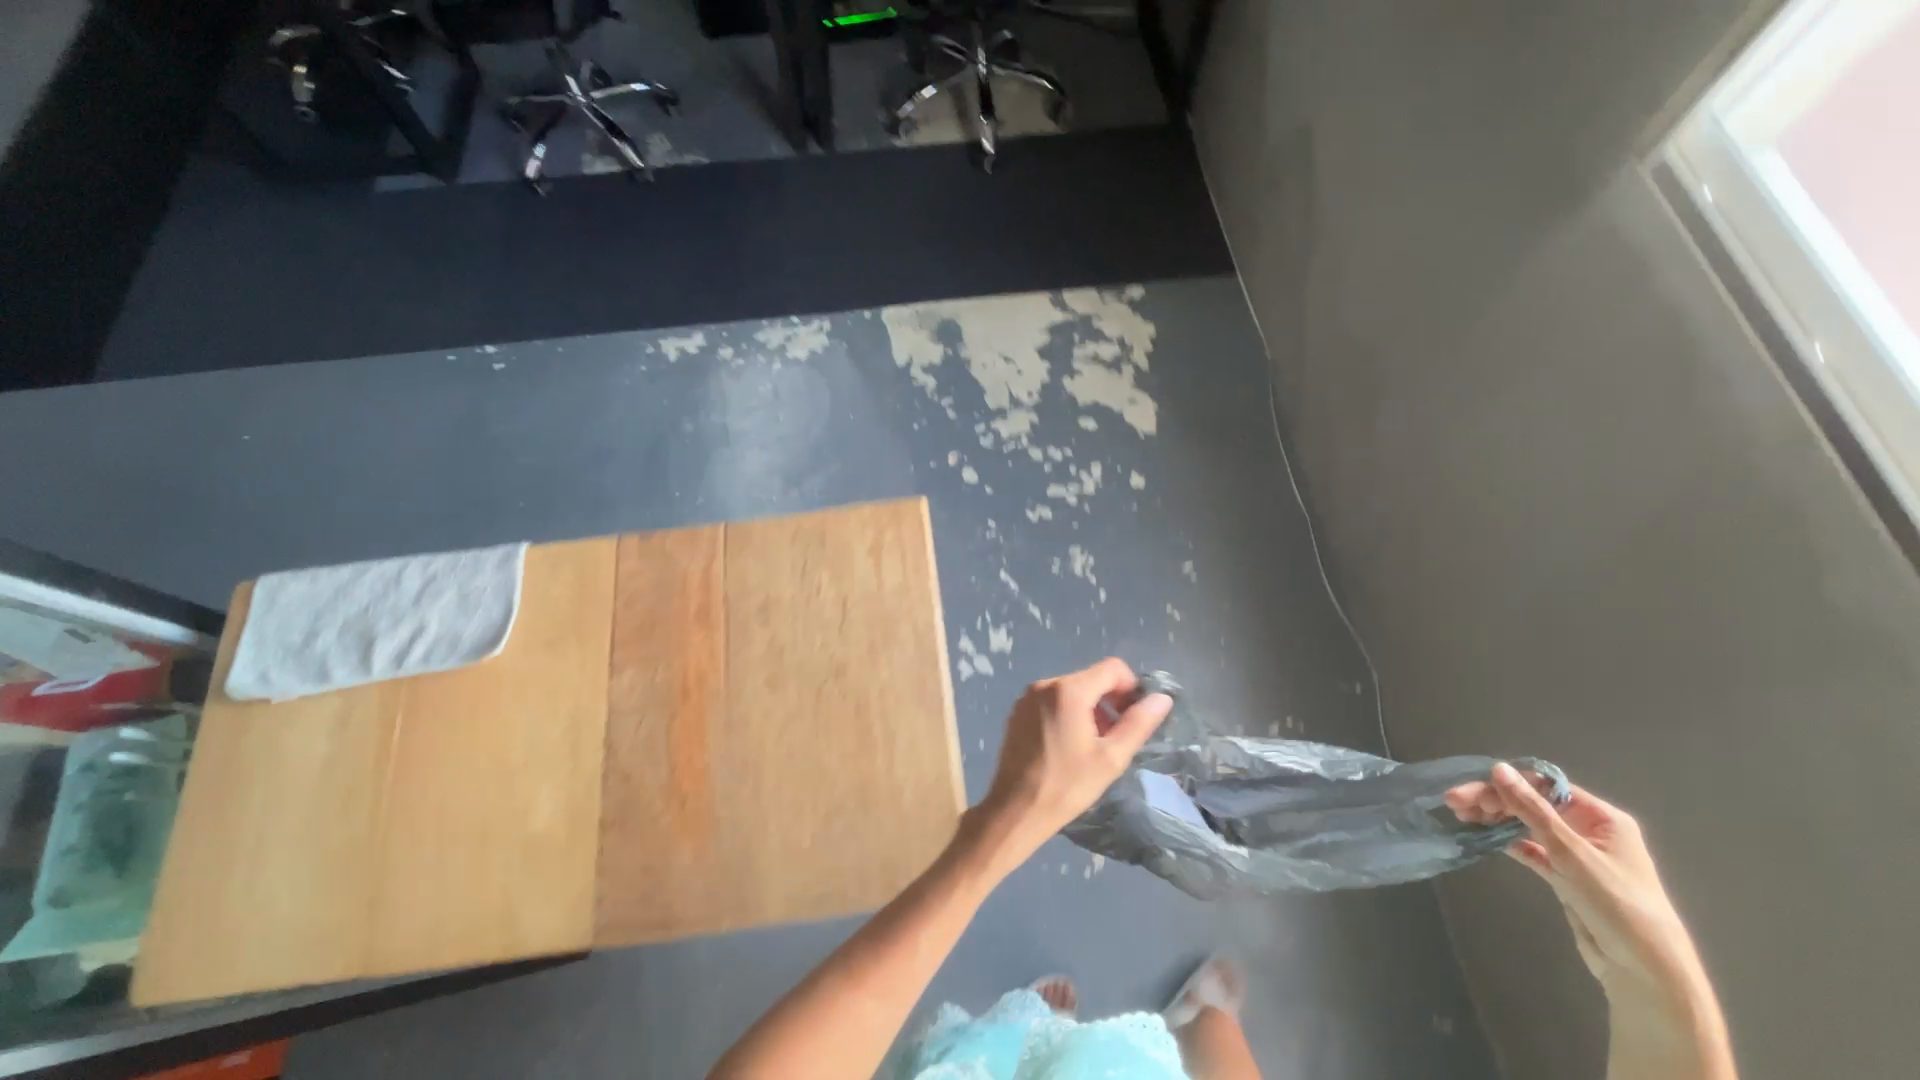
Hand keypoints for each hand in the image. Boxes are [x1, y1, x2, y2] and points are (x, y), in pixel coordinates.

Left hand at [977, 658, 1172, 858]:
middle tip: (1114, 738)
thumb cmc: (1067, 785)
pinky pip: (1051, 701)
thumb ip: (1138, 724)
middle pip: (1091, 679)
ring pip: (1071, 690)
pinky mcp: (1017, 712)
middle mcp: (1045, 684)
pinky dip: (1067, 714)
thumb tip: (1163, 698)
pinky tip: (1067, 746)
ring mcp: (1027, 697)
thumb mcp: (1111, 758)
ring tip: (1092, 746)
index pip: (1113, 668)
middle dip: (1109, 702)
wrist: (1016, 810)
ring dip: (1089, 710)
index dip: (1130, 688)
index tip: (1133, 718)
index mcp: (1069, 690)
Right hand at [1446, 765, 1704, 1002]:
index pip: (1546, 787)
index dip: (1508, 784)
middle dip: (1494, 801)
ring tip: (1462, 816)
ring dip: (1497, 819)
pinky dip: (1508, 843)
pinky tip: (1483, 837)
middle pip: (1534, 805)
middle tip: (1454, 803)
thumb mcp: (1572, 852)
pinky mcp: (1565, 879)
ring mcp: (1576, 856)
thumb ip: (1532, 811)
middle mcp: (1590, 831)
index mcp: (1602, 818)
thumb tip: (1498, 769)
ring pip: (1528, 827)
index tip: (1472, 791)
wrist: (1643, 969)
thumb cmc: (1616, 902)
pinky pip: (1531, 851)